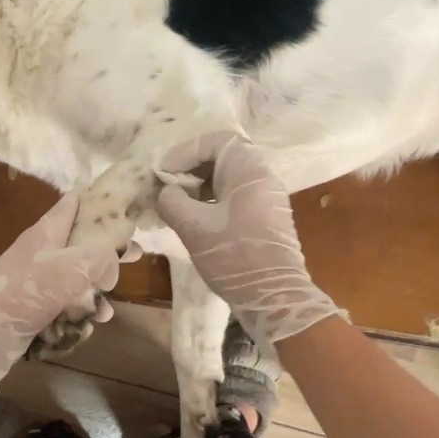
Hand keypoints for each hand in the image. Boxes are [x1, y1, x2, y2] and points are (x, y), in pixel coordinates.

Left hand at [0, 195, 120, 412]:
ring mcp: (36, 282)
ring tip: (106, 310)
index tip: (127, 203)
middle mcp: (41, 252)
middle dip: (108, 252)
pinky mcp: (34, 308)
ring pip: (77, 279)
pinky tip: (88, 326)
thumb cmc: (25, 294)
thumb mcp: (72, 267)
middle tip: (135, 256)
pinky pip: (65, 306)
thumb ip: (102, 258)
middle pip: (81, 243)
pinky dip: (78, 314)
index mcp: (47, 232)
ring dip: (95, 292)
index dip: (100, 199)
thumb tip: (111, 267)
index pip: (74, 203)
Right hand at [156, 132, 342, 343]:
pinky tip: (194, 220)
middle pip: (223, 157)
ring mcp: (265, 200)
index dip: (186, 151)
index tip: (165, 172)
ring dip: (199, 186)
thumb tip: (166, 193)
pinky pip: (233, 197)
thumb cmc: (235, 257)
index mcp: (250, 172)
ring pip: (227, 179)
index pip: (217, 141)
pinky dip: (210, 201)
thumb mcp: (194, 228)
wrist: (273, 296)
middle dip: (191, 168)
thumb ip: (173, 203)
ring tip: (176, 204)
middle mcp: (262, 179)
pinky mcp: (263, 219)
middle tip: (167, 187)